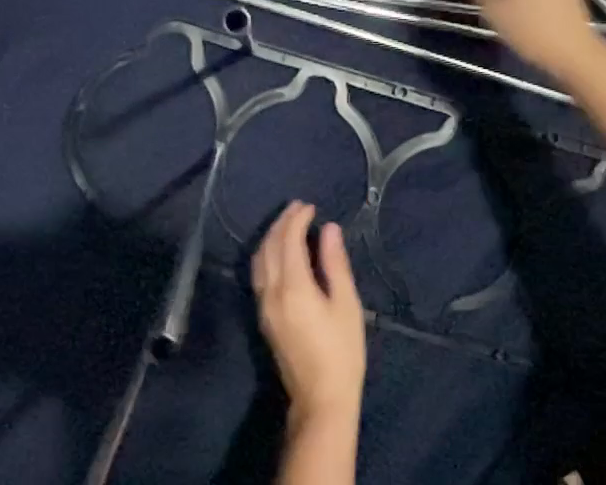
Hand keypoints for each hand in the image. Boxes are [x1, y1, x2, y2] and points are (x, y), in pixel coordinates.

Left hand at [251, 201, 364, 423]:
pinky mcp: (263, 316)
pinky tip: (279, 252)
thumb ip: (335, 264)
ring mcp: (263, 305)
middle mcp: (271, 292)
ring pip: (259, 260)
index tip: (310, 206)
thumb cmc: (342, 351)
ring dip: (271, 237)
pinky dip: (267, 254)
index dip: (297, 219)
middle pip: (269, 246)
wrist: (320, 397)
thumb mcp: (346, 305)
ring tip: (288, 223)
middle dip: (282, 223)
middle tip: (298, 208)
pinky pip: (259, 274)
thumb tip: (329, 229)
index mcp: (293, 287)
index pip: (288, 240)